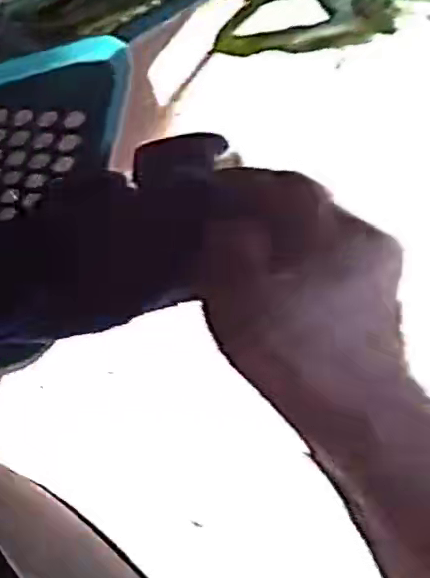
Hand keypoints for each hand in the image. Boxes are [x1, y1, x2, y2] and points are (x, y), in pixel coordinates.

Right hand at [196, 168, 408, 433]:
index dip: (238, 177)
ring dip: (272, 225)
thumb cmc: (282, 343)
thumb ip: (229, 241)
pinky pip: (327, 249)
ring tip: (227, 241)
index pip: (285, 182)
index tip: (199, 184)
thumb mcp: (232, 287)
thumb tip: (224, 215)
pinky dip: (289, 247)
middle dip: (255, 200)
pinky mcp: (375, 288)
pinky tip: (260, 269)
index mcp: (332, 232)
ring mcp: (379, 264)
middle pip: (306, 201)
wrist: (351, 400)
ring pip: (317, 225)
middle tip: (205, 211)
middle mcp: (366, 237)